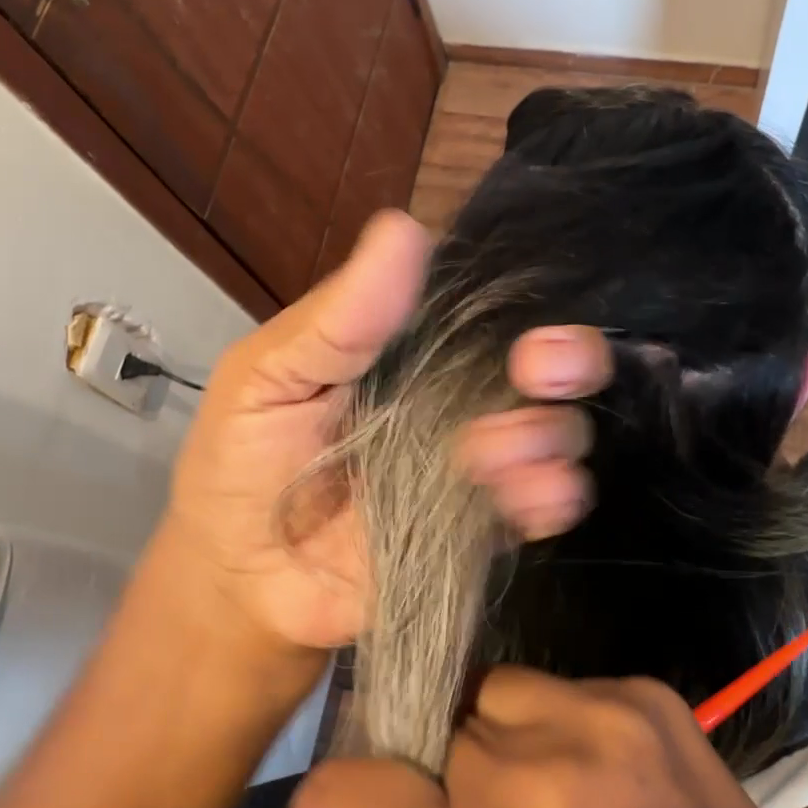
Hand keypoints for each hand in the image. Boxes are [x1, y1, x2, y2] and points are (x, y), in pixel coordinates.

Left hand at [162, 210, 612, 651]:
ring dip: (549, 436)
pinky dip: (553, 498)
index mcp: (416, 355)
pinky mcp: (483, 530)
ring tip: (492, 456)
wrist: (238, 579)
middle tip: (544, 372)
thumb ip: (338, 320)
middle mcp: (461, 403)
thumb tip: (405, 227)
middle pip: (547, 372)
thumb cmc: (240, 461)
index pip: (491, 316)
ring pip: (556, 434)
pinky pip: (541, 507)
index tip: (530, 330)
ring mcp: (479, 469)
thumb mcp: (267, 378)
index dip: (527, 311)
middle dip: (570, 362)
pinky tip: (535, 500)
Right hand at [257, 668, 807, 807]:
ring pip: (481, 698)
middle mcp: (536, 785)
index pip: (332, 799)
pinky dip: (554, 729)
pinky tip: (598, 782)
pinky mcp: (644, 693)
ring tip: (548, 806)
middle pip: (414, 738)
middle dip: (435, 786)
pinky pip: (552, 687)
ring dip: (494, 747)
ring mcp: (601, 722)